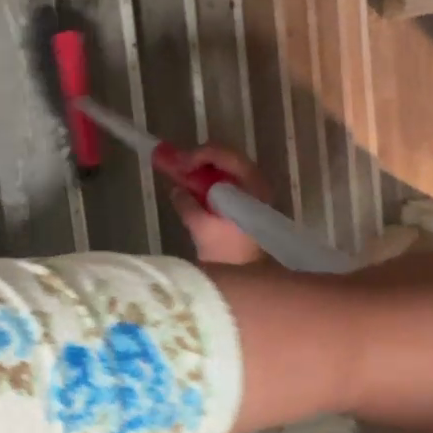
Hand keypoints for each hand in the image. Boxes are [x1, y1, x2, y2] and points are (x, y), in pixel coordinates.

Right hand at [167, 145, 271, 265]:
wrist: (249, 278)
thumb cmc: (228, 254)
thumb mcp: (201, 228)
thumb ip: (186, 203)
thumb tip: (177, 189)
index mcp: (250, 185)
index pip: (224, 154)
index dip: (197, 155)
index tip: (177, 165)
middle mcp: (257, 183)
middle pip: (225, 158)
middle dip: (197, 160)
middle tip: (176, 167)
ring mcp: (255, 193)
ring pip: (225, 169)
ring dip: (203, 170)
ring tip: (181, 175)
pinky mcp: (249, 204)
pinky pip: (227, 182)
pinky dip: (209, 181)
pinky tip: (193, 188)